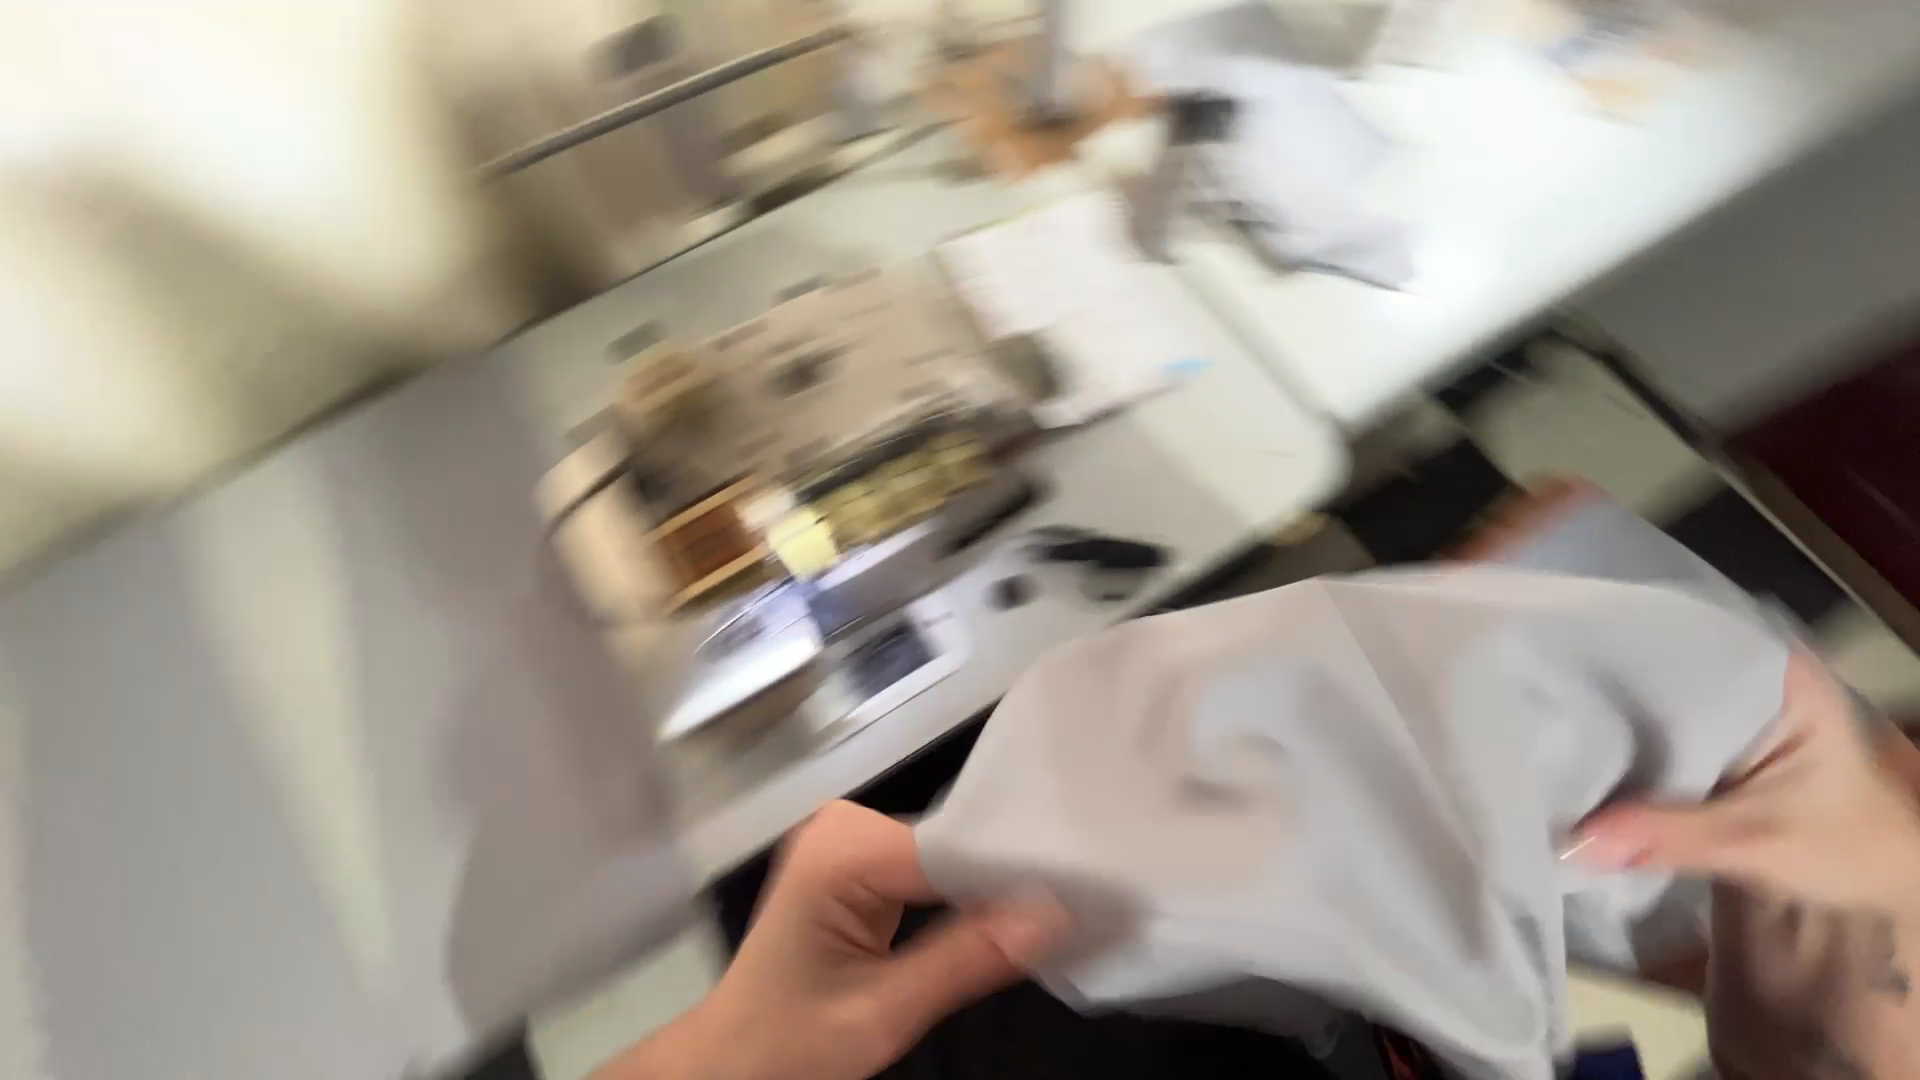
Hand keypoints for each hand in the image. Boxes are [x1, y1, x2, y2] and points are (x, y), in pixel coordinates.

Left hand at [601, 801, 1069, 1079]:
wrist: (730, 1061)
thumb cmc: (788, 1045)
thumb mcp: (881, 1015)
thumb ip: (966, 961)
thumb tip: (1055, 915)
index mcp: (838, 852)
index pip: (946, 849)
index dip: (1012, 872)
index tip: (1082, 892)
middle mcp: (843, 824)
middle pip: (947, 844)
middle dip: (1004, 878)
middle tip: (1080, 904)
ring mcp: (848, 836)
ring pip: (942, 853)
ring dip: (987, 885)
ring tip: (1054, 906)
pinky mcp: (857, 856)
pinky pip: (925, 864)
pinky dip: (960, 890)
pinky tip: (1001, 910)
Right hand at [1568, 651, 1919, 1079]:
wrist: (1900, 894)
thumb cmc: (1858, 850)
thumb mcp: (1763, 842)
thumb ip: (1670, 837)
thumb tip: (1569, 843)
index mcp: (1773, 675)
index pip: (1673, 635)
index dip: (1609, 642)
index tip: (1547, 652)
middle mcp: (1741, 679)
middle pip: (1648, 666)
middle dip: (1592, 685)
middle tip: (1524, 690)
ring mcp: (1720, 712)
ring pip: (1643, 702)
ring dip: (1598, 720)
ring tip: (1533, 717)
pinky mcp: (1703, 743)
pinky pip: (1645, 732)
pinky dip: (1614, 747)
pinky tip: (1569, 751)